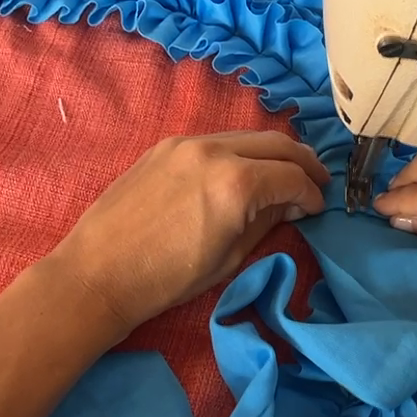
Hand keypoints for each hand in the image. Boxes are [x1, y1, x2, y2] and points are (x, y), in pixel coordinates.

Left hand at [46, 131, 329, 338]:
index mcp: (236, 184)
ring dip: (271, 153)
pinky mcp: (165, 146)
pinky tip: (240, 172)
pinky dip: (238, 152)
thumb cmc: (166, 279)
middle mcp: (215, 152)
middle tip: (316, 181)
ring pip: (245, 136)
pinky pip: (215, 141)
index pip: (292, 177)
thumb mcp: (228, 260)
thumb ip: (266, 224)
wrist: (99, 271)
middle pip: (276, 143)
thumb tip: (288, 205)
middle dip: (303, 162)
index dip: (312, 194)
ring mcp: (187, 143)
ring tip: (282, 175)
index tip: (317, 208)